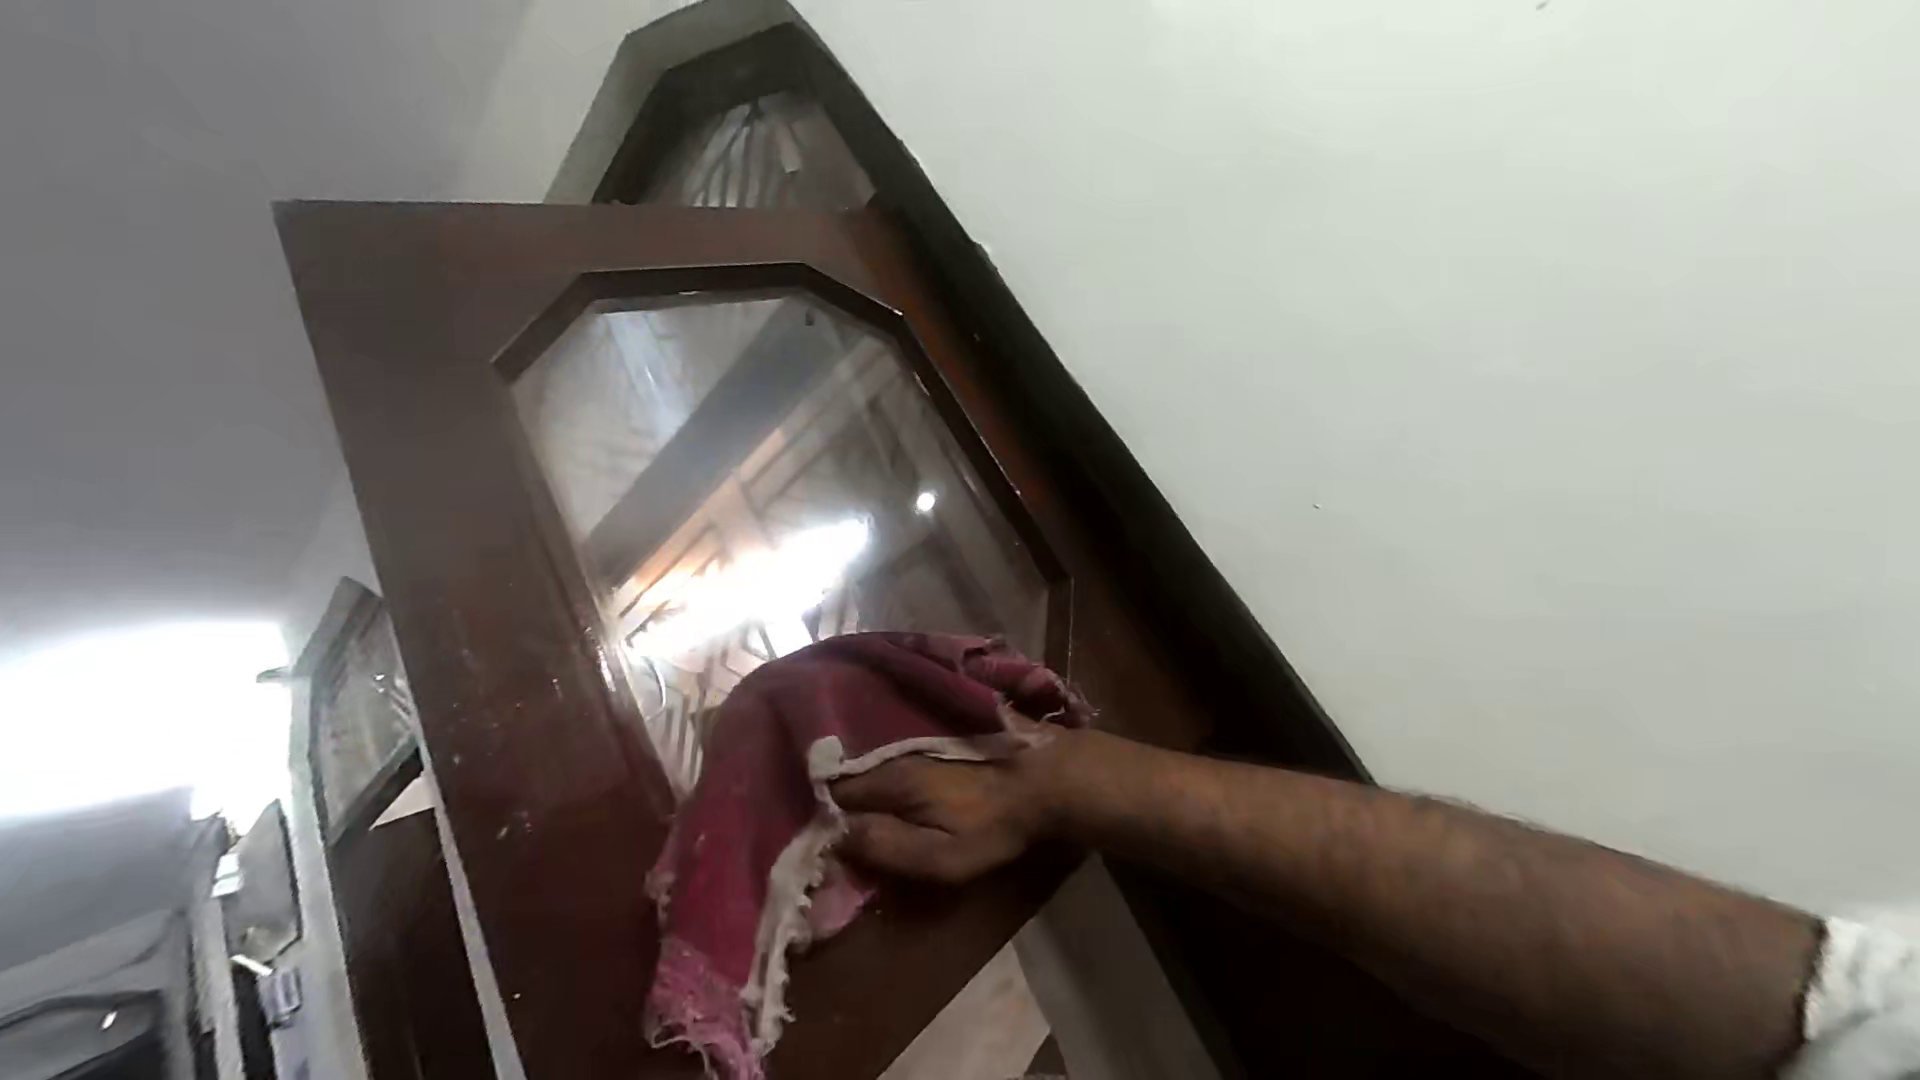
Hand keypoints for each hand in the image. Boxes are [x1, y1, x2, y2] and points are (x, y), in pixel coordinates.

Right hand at [830, 740, 1065, 884]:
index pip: (834, 794)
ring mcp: (918, 734)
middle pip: (850, 772)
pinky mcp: (937, 727)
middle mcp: (897, 749)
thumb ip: (887, 846)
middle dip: (834, 796)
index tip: (814, 835)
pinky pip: (894, 745)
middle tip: (828, 823)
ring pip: (871, 758)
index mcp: (893, 780)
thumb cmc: (995, 824)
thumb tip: (836, 837)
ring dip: (856, 778)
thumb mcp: (944, 855)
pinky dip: (881, 761)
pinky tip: (885, 774)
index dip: (820, 815)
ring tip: (850, 803)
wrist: (1049, 776)